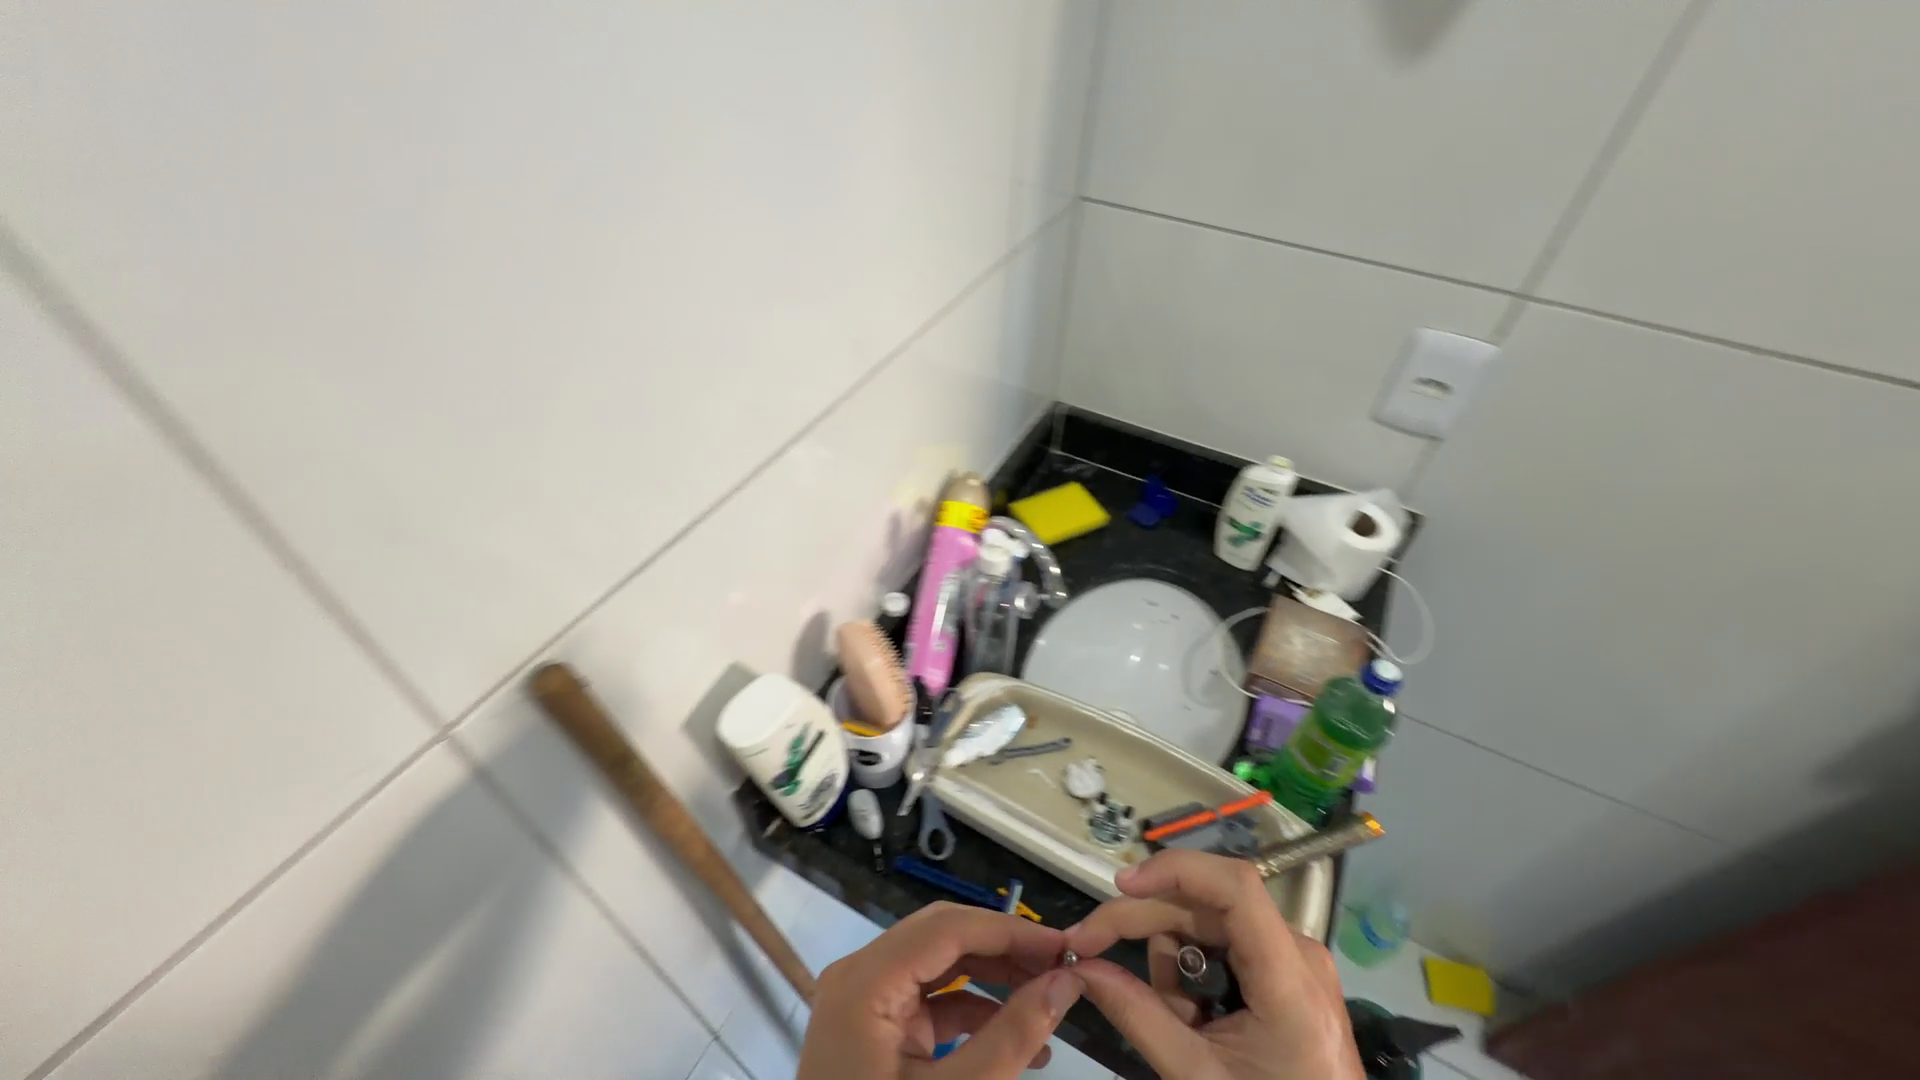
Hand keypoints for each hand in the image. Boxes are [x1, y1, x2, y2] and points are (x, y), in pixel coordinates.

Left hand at [796, 901, 1084, 1078]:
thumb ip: (1011, 1037)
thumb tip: (1066, 982)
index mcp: (866, 981)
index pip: (947, 928)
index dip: (1009, 930)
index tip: (1064, 945)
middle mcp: (860, 976)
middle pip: (942, 937)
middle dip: (1004, 949)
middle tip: (1059, 965)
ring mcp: (866, 1001)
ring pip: (940, 965)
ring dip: (995, 978)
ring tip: (1048, 997)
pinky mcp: (877, 1028)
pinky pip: (931, 1001)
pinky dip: (974, 1010)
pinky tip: (1020, 1034)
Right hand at [1063, 850, 1362, 1079]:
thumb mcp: (1197, 1077)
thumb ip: (1138, 1016)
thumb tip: (1081, 968)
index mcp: (1289, 978)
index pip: (1235, 887)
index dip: (1175, 870)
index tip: (1120, 884)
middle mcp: (1296, 950)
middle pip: (1204, 904)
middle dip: (1143, 921)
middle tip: (1086, 948)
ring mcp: (1293, 957)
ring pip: (1206, 921)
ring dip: (1170, 957)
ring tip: (1173, 1017)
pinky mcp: (1285, 968)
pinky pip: (1222, 942)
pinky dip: (1191, 967)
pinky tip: (1191, 1014)